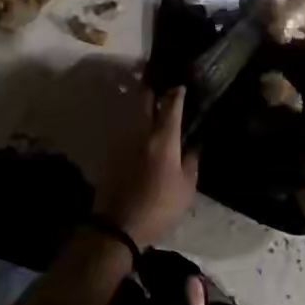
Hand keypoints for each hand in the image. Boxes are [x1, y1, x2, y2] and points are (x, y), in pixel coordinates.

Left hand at [96, 87, 197, 247]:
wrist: (119, 221)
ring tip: (151, 99)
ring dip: (140, 100)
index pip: (170, 106)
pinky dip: (132, 117)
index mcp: (162, 139)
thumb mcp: (187, 188)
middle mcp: (140, 131)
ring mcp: (122, 137)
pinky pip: (123, 124)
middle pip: (143, 97)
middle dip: (152, 87)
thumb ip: (191, 161)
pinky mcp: (110, 147)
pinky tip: (139, 123)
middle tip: (161, 83)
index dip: (176, 93)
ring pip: (130, 108)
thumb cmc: (160, 207)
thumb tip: (194, 144)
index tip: (181, 86)